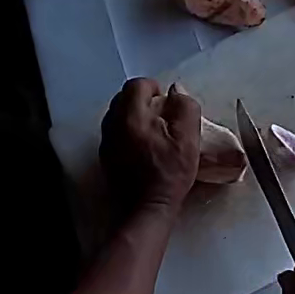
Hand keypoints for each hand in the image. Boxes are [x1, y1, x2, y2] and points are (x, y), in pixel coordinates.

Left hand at [100, 78, 200, 216]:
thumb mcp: (188, 140)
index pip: (137, 85)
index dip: (154, 88)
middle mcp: (113, 125)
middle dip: (142, 101)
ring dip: (134, 116)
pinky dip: (127, 132)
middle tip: (161, 115)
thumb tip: (177, 91)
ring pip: (117, 115)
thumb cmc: (170, 174)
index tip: (167, 102)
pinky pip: (114, 133)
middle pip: (123, 98)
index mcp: (131, 116)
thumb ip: (185, 108)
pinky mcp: (105, 157)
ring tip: (153, 131)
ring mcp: (106, 142)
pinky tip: (142, 147)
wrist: (148, 208)